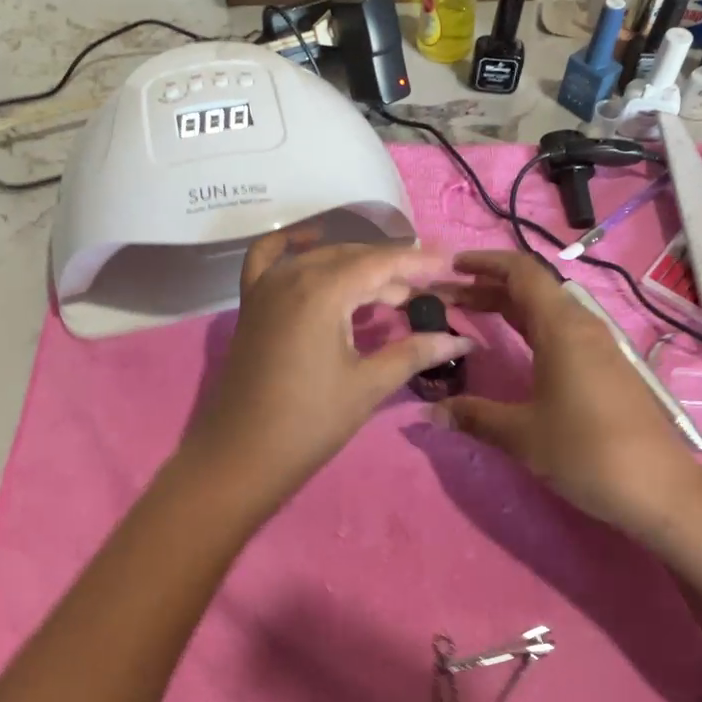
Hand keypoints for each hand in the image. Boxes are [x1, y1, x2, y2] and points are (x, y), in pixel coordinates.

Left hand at [178, 230, 473, 506]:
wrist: (240, 455)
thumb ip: (414, 352)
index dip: (418, 262)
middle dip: (392, 270)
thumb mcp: (368, 385)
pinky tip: (313, 246)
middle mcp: (292, 275)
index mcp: (323, 291)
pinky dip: (292, 246)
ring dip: (356, 266)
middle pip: (352, 257)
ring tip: (389, 290)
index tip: (449, 263)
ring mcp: (266, 287)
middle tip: (426, 292)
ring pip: (319, 257)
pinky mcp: (250, 303)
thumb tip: (461, 339)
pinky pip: (268, 258)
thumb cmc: (309, 422)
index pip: (381, 263)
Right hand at [431, 251, 701, 541]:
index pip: (522, 272)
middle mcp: (582, 327)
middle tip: (448, 298)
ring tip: (472, 316)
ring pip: (548, 312)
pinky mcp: (606, 369)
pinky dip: (529, 329)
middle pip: (533, 289)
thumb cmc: (586, 451)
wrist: (659, 489)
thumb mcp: (521, 435)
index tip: (452, 267)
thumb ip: (473, 416)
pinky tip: (513, 350)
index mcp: (562, 327)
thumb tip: (430, 413)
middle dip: (488, 287)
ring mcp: (599, 348)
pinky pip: (561, 333)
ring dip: (509, 308)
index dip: (485, 263)